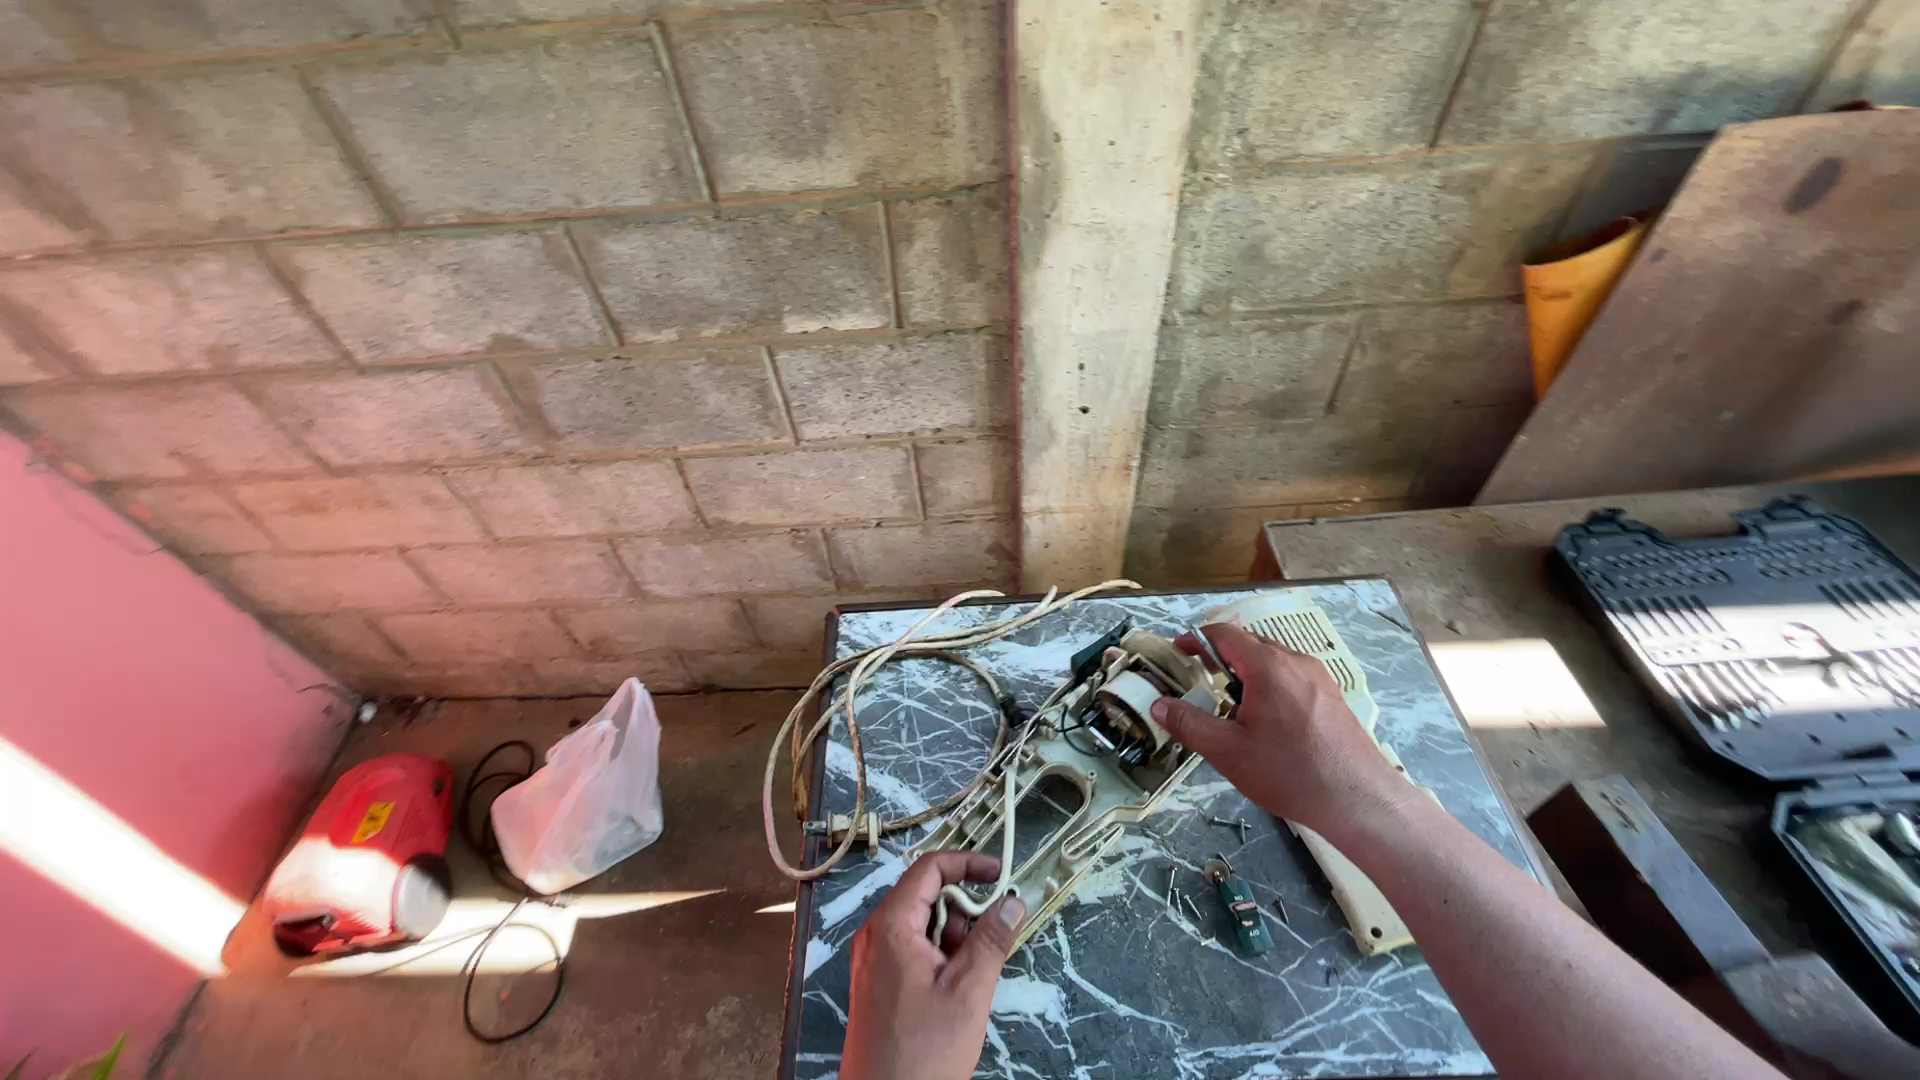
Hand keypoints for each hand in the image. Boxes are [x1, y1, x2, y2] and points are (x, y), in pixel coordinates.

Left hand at [841, 851, 1026, 1079]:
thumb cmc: (922, 1054)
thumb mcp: (967, 993)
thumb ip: (991, 940)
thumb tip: (1013, 901)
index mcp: (891, 925)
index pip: (930, 868)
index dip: (968, 864)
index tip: (1001, 874)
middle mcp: (876, 933)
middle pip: (927, 896)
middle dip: (962, 914)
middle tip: (984, 948)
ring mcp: (873, 958)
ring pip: (922, 925)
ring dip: (952, 940)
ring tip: (966, 982)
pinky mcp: (877, 981)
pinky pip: (912, 948)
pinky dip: (939, 957)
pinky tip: (951, 991)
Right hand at [1151, 622, 1412, 837]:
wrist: (1360, 801)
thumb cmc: (1290, 772)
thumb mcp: (1227, 751)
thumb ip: (1188, 723)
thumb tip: (1158, 705)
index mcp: (1268, 666)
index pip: (1225, 633)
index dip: (1197, 639)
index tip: (1178, 652)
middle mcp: (1296, 662)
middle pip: (1250, 643)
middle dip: (1221, 656)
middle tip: (1200, 681)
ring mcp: (1319, 678)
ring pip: (1273, 660)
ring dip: (1246, 671)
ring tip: (1232, 705)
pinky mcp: (1332, 696)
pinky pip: (1292, 675)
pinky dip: (1269, 683)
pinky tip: (1266, 719)